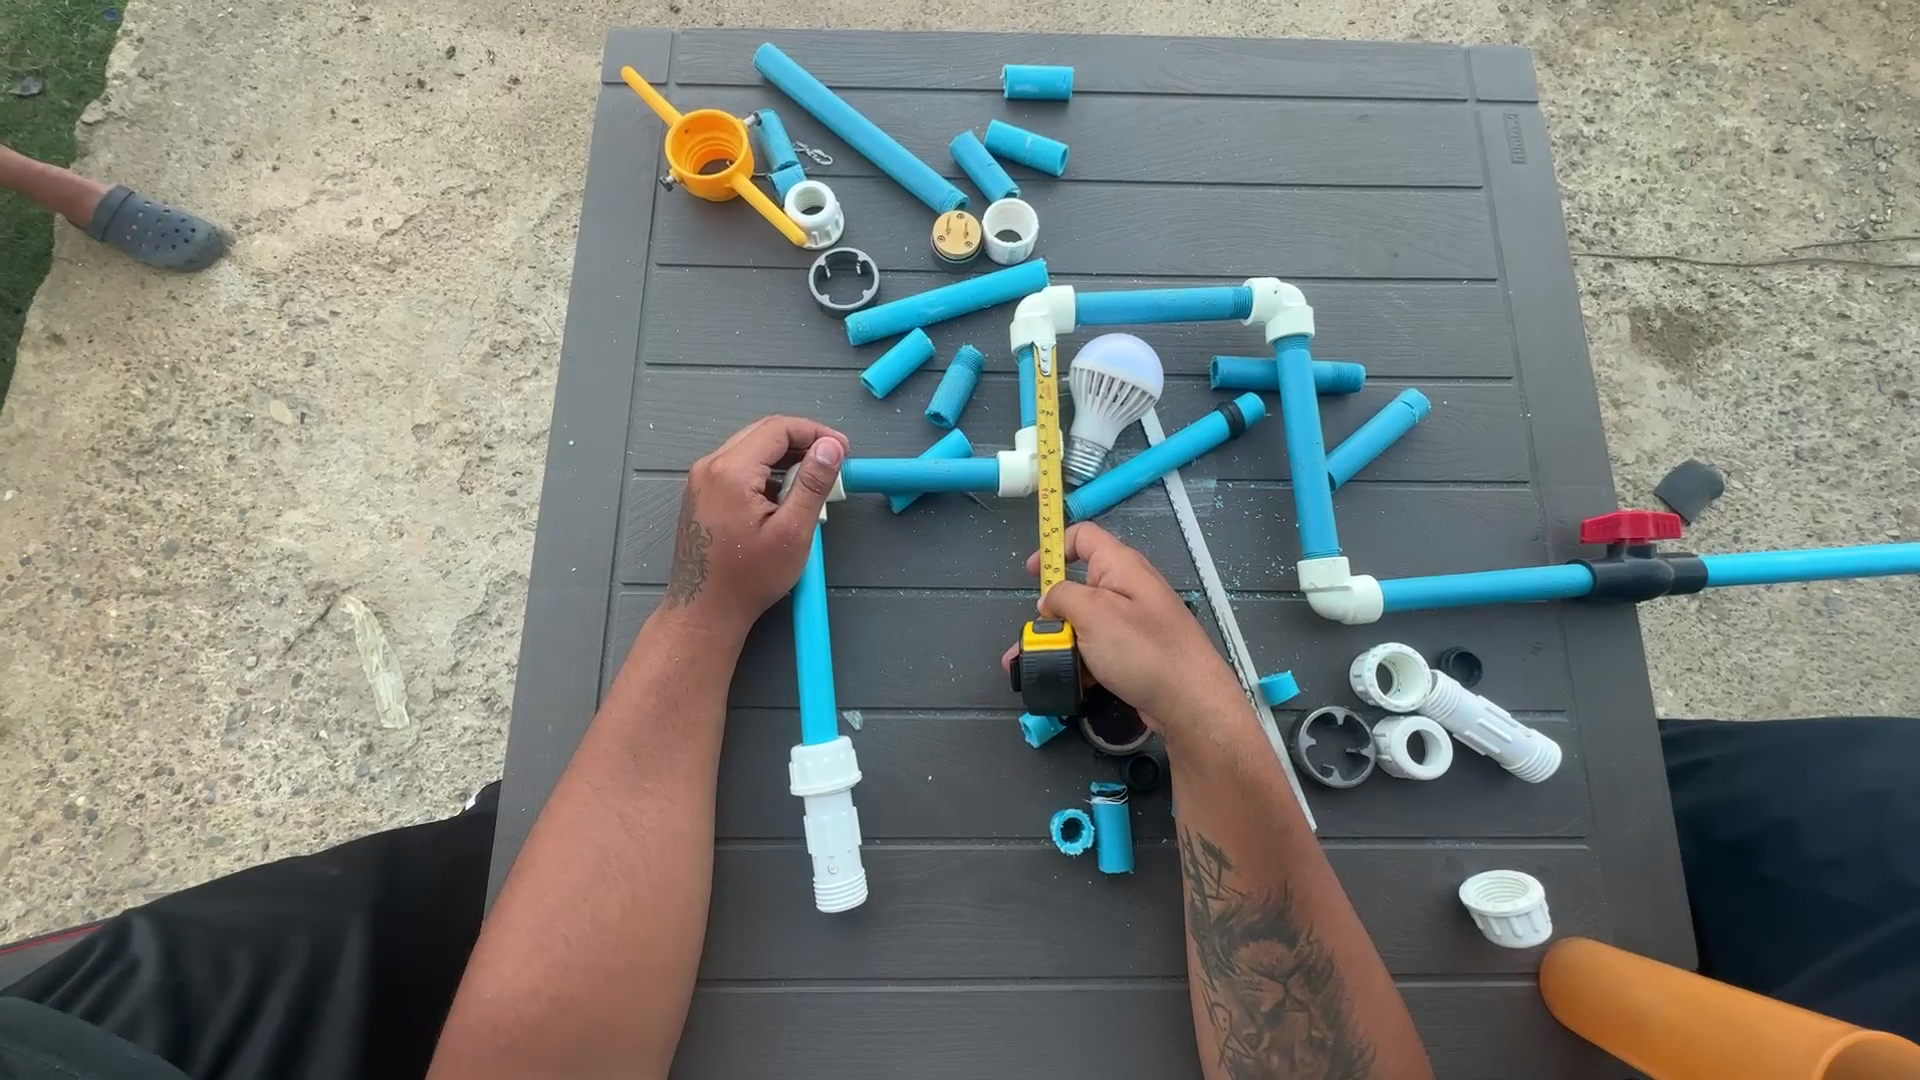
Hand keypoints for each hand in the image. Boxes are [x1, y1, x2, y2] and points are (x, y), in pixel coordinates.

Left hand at [658, 416, 848, 638]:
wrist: (707, 609)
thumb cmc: (746, 579)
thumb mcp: (793, 531)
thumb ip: (814, 484)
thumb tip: (830, 448)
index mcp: (730, 472)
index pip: (778, 428)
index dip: (816, 433)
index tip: (841, 449)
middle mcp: (710, 468)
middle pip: (764, 433)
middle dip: (803, 443)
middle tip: (832, 464)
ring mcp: (703, 480)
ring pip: (753, 449)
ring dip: (787, 458)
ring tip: (813, 485)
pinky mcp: (704, 493)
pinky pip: (741, 467)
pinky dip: (769, 473)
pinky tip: (786, 497)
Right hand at [1002, 523, 1242, 737]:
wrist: (1191, 702)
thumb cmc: (1143, 650)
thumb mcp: (1093, 613)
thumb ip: (1062, 597)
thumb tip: (1049, 600)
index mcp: (1120, 566)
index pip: (1083, 536)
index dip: (1054, 547)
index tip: (1032, 573)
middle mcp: (1127, 588)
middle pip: (1078, 586)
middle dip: (1050, 611)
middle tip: (1033, 636)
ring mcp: (1132, 622)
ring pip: (1084, 623)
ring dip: (1059, 641)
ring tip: (1035, 665)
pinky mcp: (1134, 651)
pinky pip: (1097, 648)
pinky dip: (1079, 660)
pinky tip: (1066, 679)